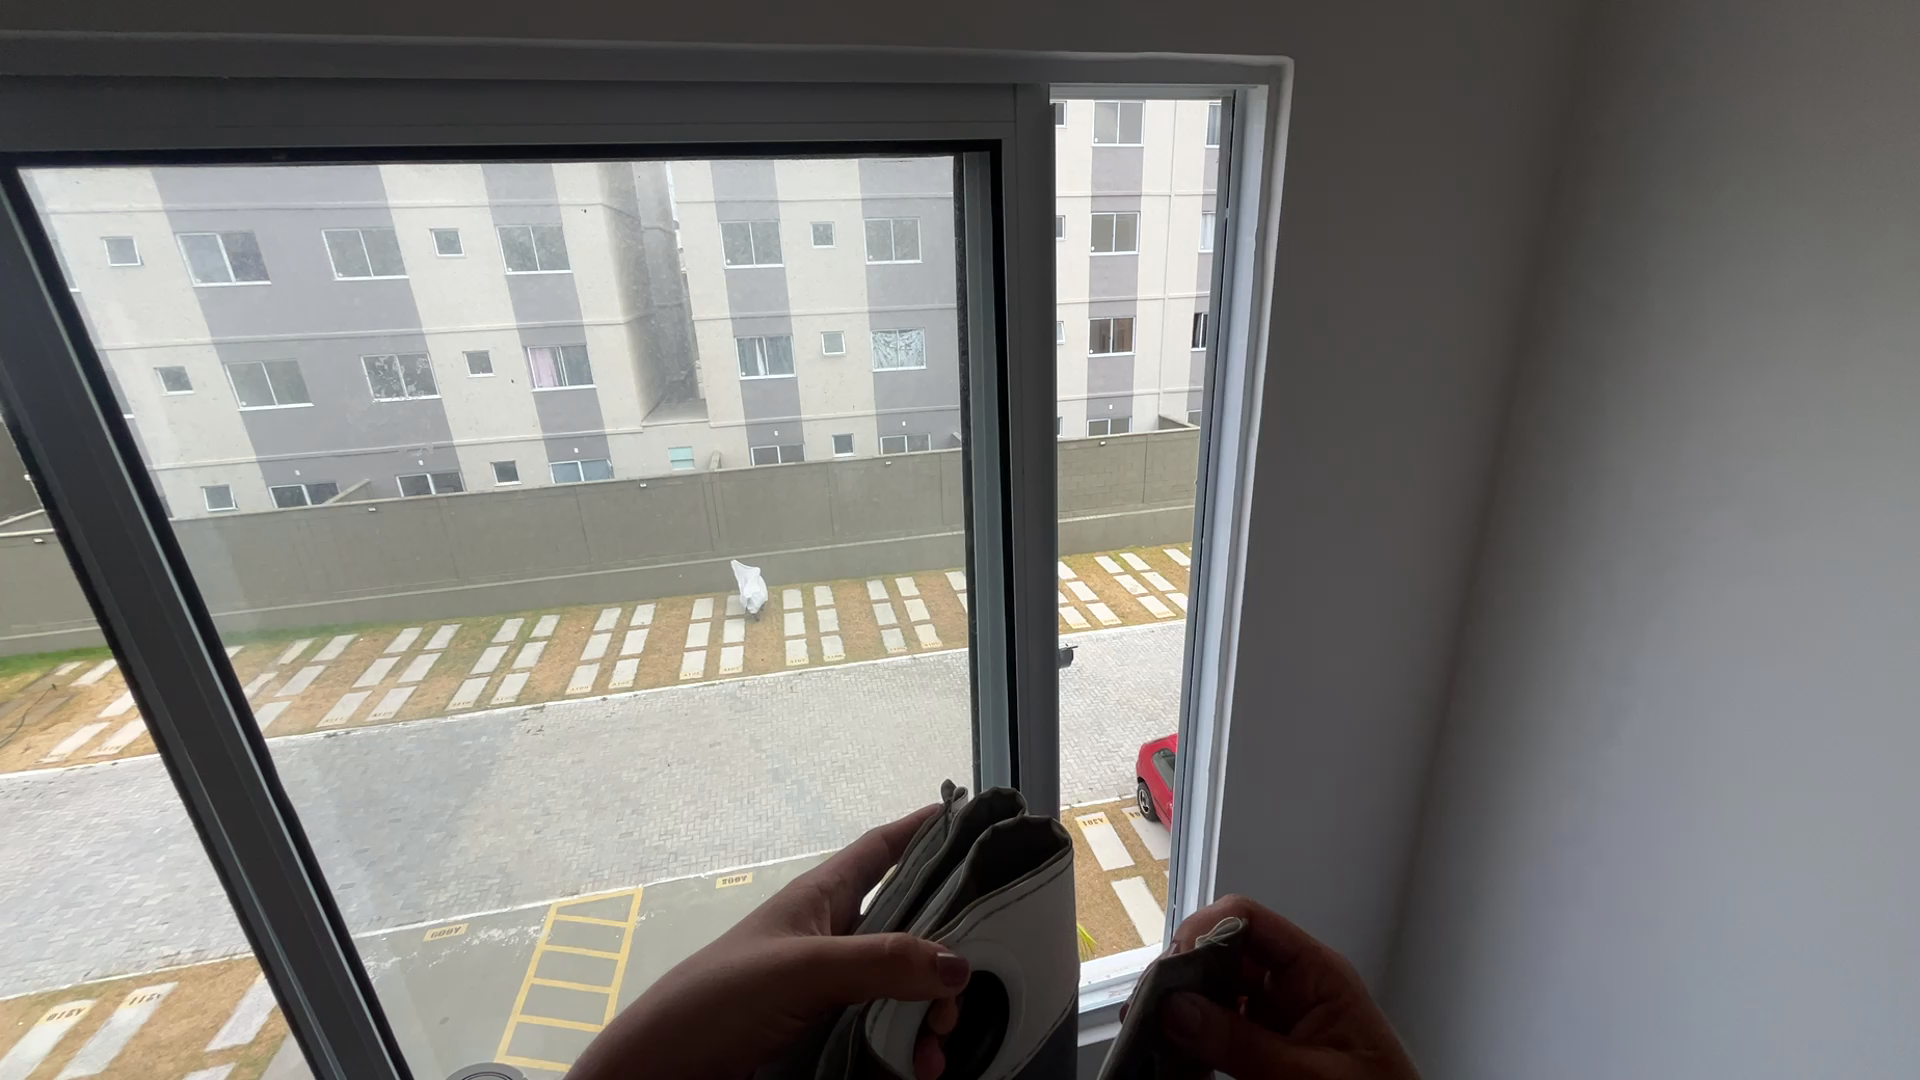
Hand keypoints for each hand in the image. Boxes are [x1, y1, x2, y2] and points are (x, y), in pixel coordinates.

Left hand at [568, 804, 970, 1079]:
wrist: (661, 1076)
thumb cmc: (722, 996)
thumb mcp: (803, 968)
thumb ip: (880, 962)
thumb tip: (959, 963)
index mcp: (823, 897)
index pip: (880, 849)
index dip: (919, 829)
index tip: (964, 815)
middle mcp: (835, 937)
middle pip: (908, 924)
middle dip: (944, 944)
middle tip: (969, 974)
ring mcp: (833, 988)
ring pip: (904, 984)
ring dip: (931, 1007)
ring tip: (940, 1038)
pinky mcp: (829, 1036)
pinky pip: (887, 1031)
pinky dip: (911, 1047)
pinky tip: (922, 1066)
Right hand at [1158, 896, 1418, 1079]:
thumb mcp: (1312, 1078)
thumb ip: (1243, 1045)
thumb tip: (1177, 1009)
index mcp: (1315, 972)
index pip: (1249, 919)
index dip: (1206, 928)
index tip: (1174, 962)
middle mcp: (1291, 985)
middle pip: (1224, 952)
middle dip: (1186, 970)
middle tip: (1153, 999)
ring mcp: (1277, 1017)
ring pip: (1216, 989)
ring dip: (1185, 1003)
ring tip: (1152, 1023)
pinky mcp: (1266, 1048)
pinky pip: (1220, 1026)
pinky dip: (1194, 1034)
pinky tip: (1174, 1046)